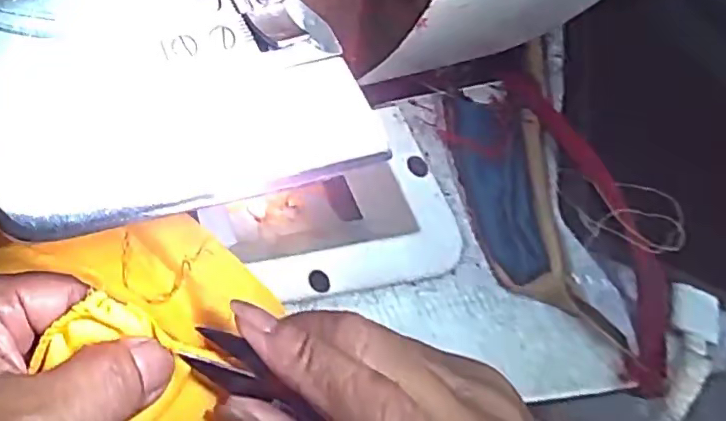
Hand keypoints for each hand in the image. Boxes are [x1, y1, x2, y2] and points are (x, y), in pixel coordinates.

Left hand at [0, 272, 175, 420]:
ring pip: (61, 372)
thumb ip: (103, 379)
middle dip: (100, 373)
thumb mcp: (42, 415)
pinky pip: (43, 398)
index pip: (73, 296)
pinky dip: (66, 412)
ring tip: (93, 416)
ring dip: (85, 401)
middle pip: (69, 334)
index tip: (148, 372)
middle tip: (120, 409)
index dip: (116, 331)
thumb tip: (157, 352)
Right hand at [217, 302, 532, 420]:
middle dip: (296, 333)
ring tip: (293, 360)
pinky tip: (348, 373)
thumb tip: (242, 401)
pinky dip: (365, 353)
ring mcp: (483, 388)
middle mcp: (468, 402)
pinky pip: (404, 344)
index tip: (240, 323)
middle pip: (358, 336)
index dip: (286, 345)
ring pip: (376, 331)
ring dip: (325, 340)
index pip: (346, 370)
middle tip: (252, 343)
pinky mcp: (485, 379)